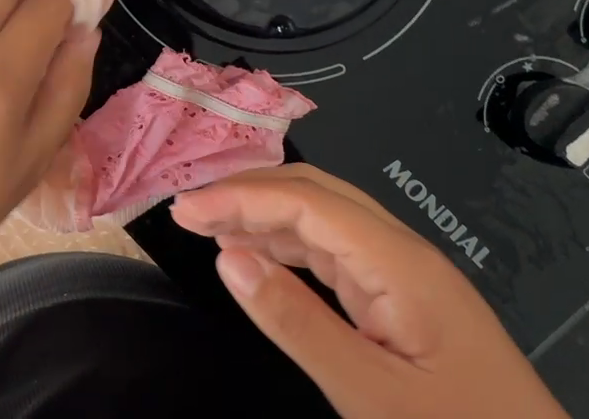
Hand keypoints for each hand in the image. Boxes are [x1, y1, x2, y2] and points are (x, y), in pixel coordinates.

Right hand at [172, 165, 568, 418]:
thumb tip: (228, 259)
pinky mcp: (402, 299)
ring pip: (322, 218)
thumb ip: (296, 323)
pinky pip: (333, 253)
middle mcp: (402, 253)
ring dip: (263, 216)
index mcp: (399, 262)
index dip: (239, 197)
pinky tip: (256, 256)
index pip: (305, 202)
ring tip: (208, 228)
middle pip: (315, 194)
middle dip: (248, 192)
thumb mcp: (371, 396)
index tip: (183, 211)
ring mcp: (404, 274)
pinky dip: (286, 245)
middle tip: (189, 211)